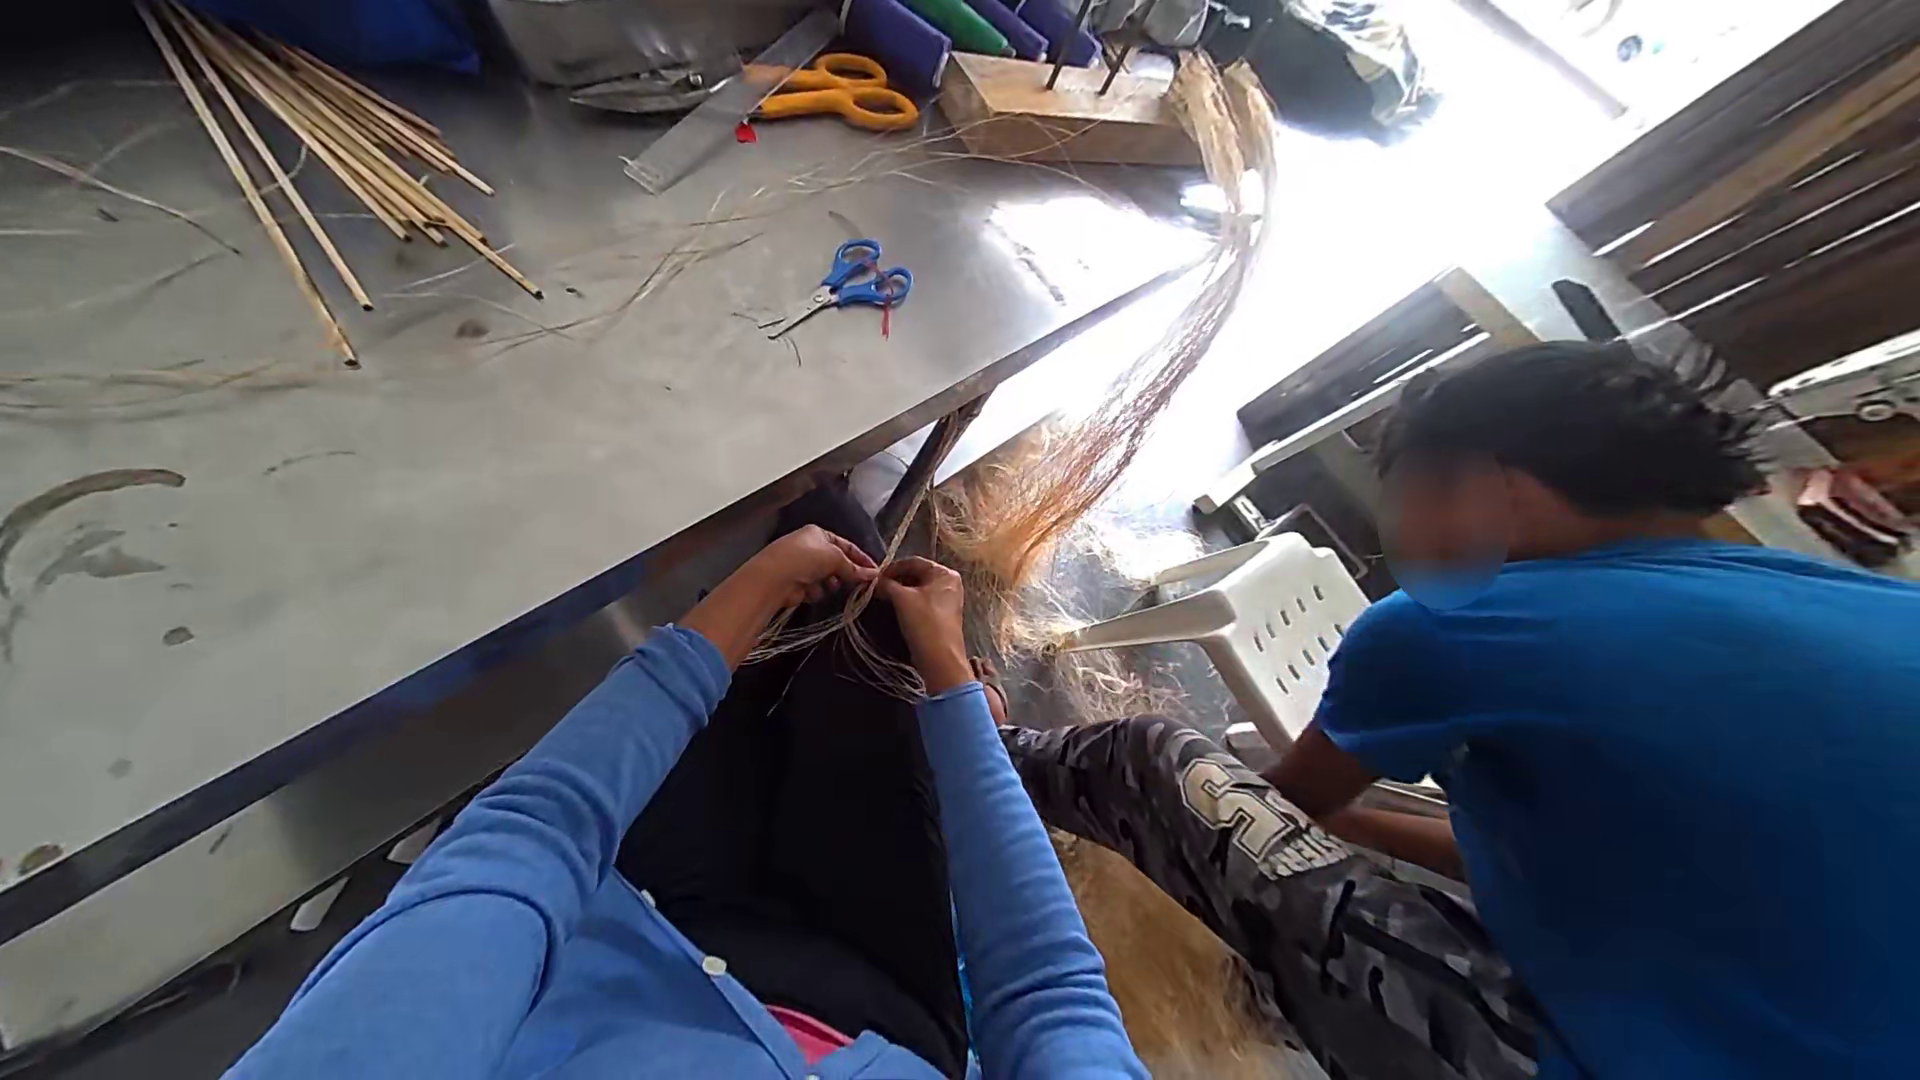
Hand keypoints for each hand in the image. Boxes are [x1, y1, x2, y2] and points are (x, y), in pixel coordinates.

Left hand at [745, 525, 879, 607]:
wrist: (774, 578)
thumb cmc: (806, 559)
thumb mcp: (836, 558)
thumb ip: (855, 568)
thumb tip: (874, 574)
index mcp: (818, 534)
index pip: (846, 545)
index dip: (861, 558)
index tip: (875, 571)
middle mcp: (810, 547)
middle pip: (837, 562)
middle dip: (845, 573)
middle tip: (857, 582)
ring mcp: (802, 566)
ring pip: (827, 578)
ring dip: (829, 583)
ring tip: (828, 585)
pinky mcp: (796, 583)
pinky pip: (815, 589)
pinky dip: (815, 591)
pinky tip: (810, 591)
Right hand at [879, 557, 972, 693]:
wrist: (940, 659)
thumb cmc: (924, 622)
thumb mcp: (902, 599)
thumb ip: (887, 585)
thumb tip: (874, 581)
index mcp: (945, 573)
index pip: (914, 561)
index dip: (892, 567)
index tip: (875, 577)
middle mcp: (949, 583)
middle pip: (917, 574)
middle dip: (896, 580)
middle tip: (877, 587)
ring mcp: (947, 600)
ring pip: (918, 589)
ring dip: (900, 591)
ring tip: (882, 597)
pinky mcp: (941, 615)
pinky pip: (922, 601)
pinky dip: (907, 602)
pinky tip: (894, 608)